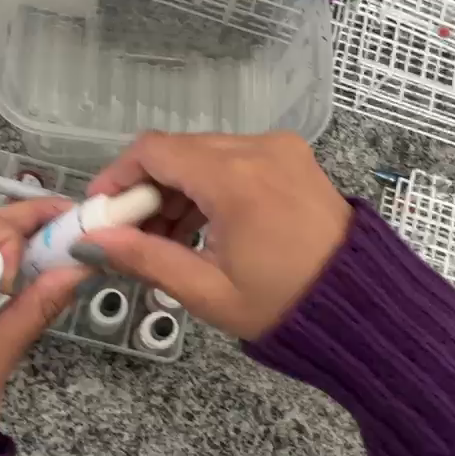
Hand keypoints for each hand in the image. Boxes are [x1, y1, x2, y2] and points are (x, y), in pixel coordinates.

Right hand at [78, 132, 350, 340]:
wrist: (363, 307)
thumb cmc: (283, 304)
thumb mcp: (207, 290)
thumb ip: (145, 258)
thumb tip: (91, 241)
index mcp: (235, 177)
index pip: (155, 151)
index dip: (118, 176)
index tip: (101, 210)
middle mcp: (258, 148)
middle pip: (179, 151)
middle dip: (148, 190)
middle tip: (131, 234)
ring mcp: (281, 149)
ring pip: (206, 154)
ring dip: (179, 189)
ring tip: (168, 240)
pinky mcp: (294, 158)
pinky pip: (235, 159)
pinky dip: (210, 185)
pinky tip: (202, 226)